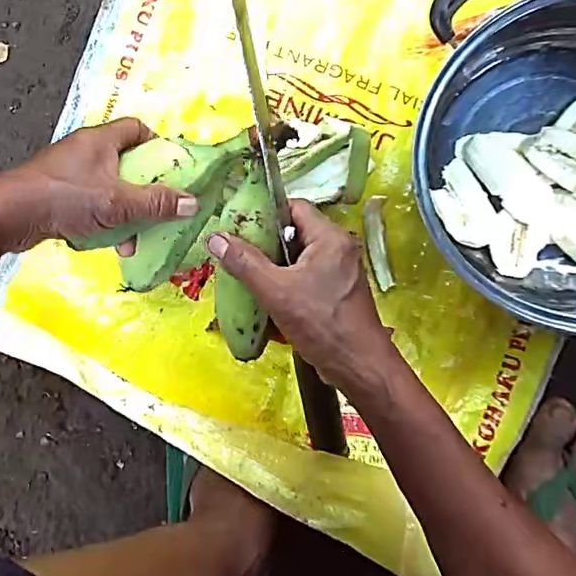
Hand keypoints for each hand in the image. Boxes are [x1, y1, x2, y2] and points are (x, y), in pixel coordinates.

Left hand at [0, 118, 198, 253]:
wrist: (9, 216)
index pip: (136, 128)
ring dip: (122, 212)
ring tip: (131, 237)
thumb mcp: (117, 202)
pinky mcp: (55, 194)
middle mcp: (84, 150)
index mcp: (100, 139)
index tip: (171, 169)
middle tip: (155, 208)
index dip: (157, 145)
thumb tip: (191, 202)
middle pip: (125, 162)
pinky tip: (106, 242)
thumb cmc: (63, 198)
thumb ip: (155, 203)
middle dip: (142, 189)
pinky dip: (101, 220)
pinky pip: (89, 203)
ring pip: (107, 187)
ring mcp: (67, 172)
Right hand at [205, 200, 404, 400]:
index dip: (265, 212)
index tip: (240, 225)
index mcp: (330, 238)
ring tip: (245, 272)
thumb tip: (216, 238)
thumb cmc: (322, 324)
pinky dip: (285, 281)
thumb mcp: (276, 291)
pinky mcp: (336, 291)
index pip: (293, 207)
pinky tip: (266, 295)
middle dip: (265, 242)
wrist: (360, 369)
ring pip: (298, 256)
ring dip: (273, 265)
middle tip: (237, 250)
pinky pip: (306, 275)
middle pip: (294, 232)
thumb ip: (245, 263)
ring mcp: (340, 271)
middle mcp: (339, 248)